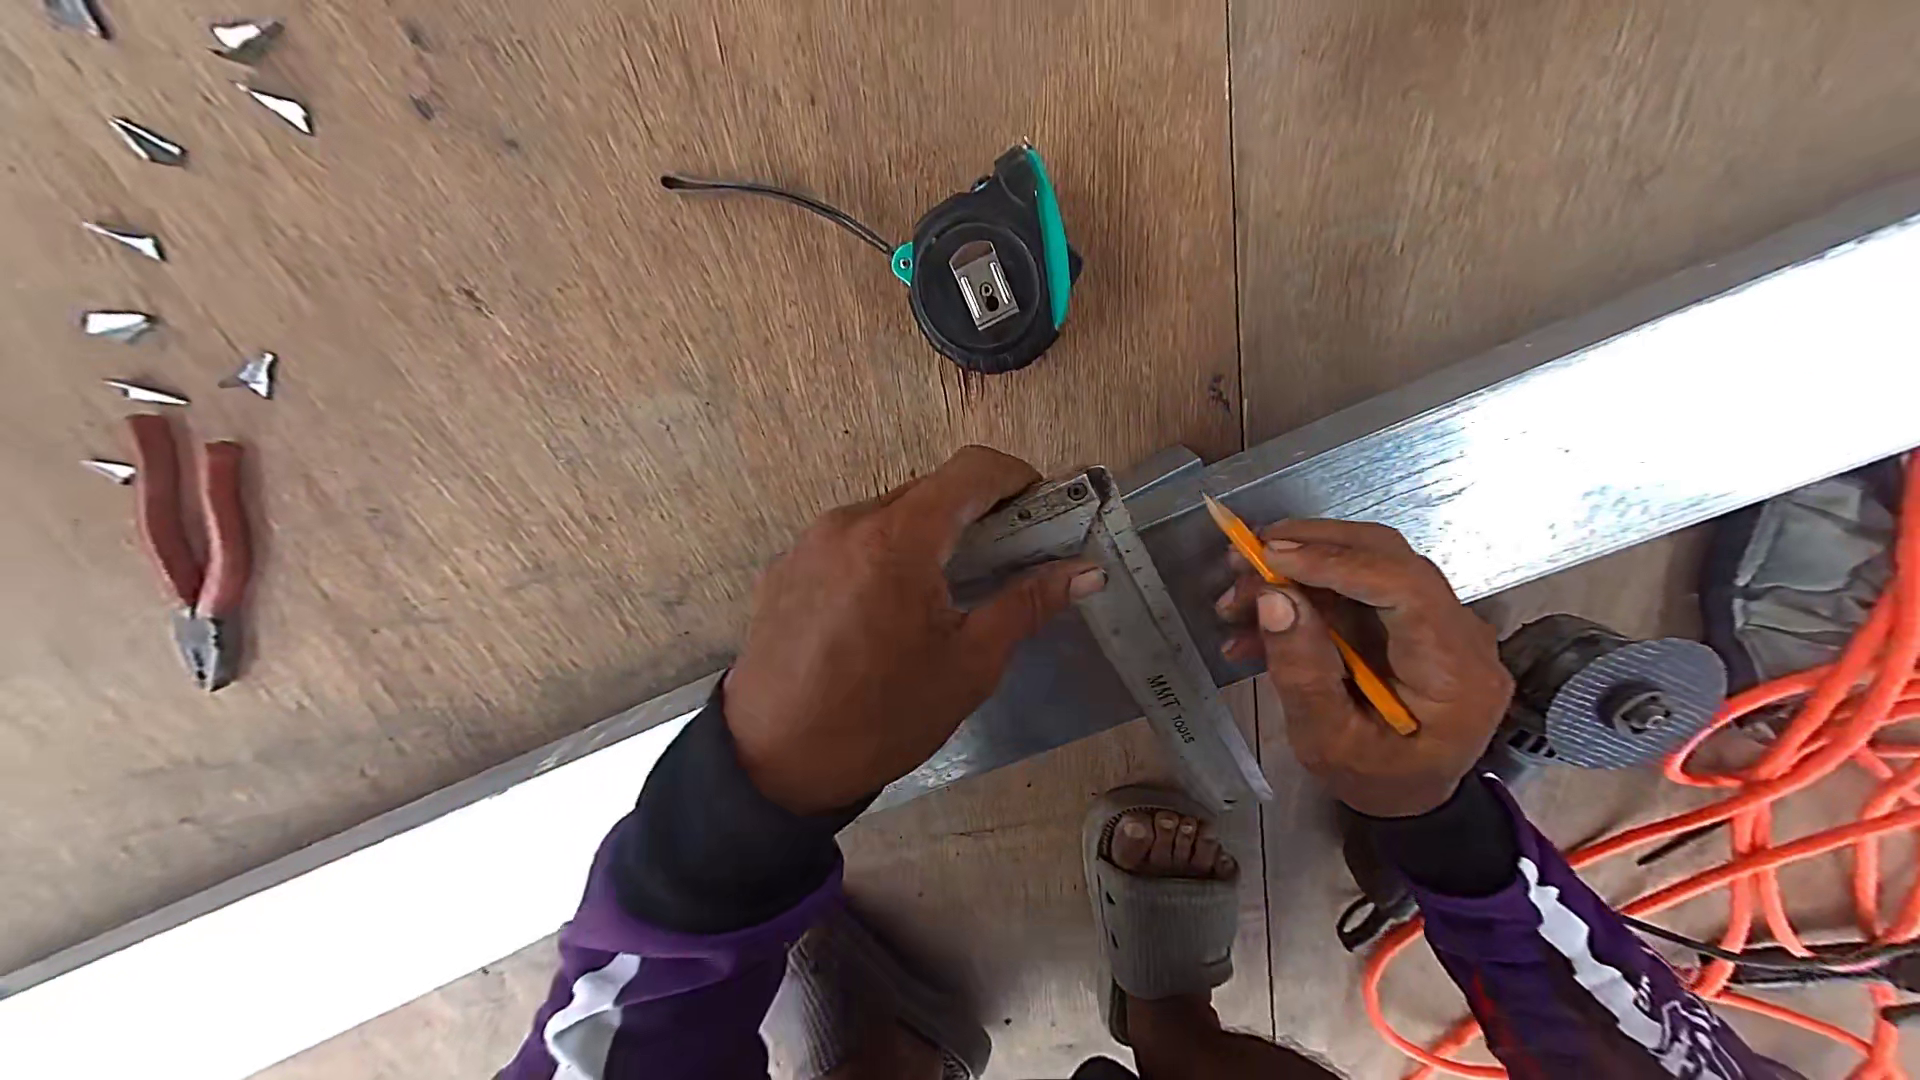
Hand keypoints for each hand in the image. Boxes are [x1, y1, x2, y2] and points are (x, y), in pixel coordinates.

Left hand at [724, 446, 1107, 814]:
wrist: (772, 764)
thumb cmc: (882, 718)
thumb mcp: (968, 664)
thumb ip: (1025, 604)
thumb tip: (1085, 571)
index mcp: (897, 539)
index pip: (970, 470)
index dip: (1015, 477)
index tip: (1040, 508)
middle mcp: (848, 523)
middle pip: (928, 489)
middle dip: (975, 510)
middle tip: (1004, 556)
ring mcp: (810, 542)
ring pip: (888, 513)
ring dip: (927, 533)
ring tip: (943, 588)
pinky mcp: (786, 566)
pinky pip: (850, 540)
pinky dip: (884, 553)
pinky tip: (886, 608)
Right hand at [1216, 520, 1512, 817]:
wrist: (1408, 796)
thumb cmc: (1373, 778)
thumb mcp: (1326, 739)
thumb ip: (1302, 672)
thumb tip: (1274, 598)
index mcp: (1453, 670)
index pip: (1403, 586)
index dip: (1332, 562)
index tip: (1266, 556)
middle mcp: (1457, 631)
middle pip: (1386, 556)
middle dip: (1308, 547)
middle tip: (1242, 556)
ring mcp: (1434, 620)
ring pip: (1363, 562)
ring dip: (1295, 570)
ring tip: (1235, 599)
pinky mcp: (1407, 619)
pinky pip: (1351, 587)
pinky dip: (1300, 592)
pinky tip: (1254, 620)